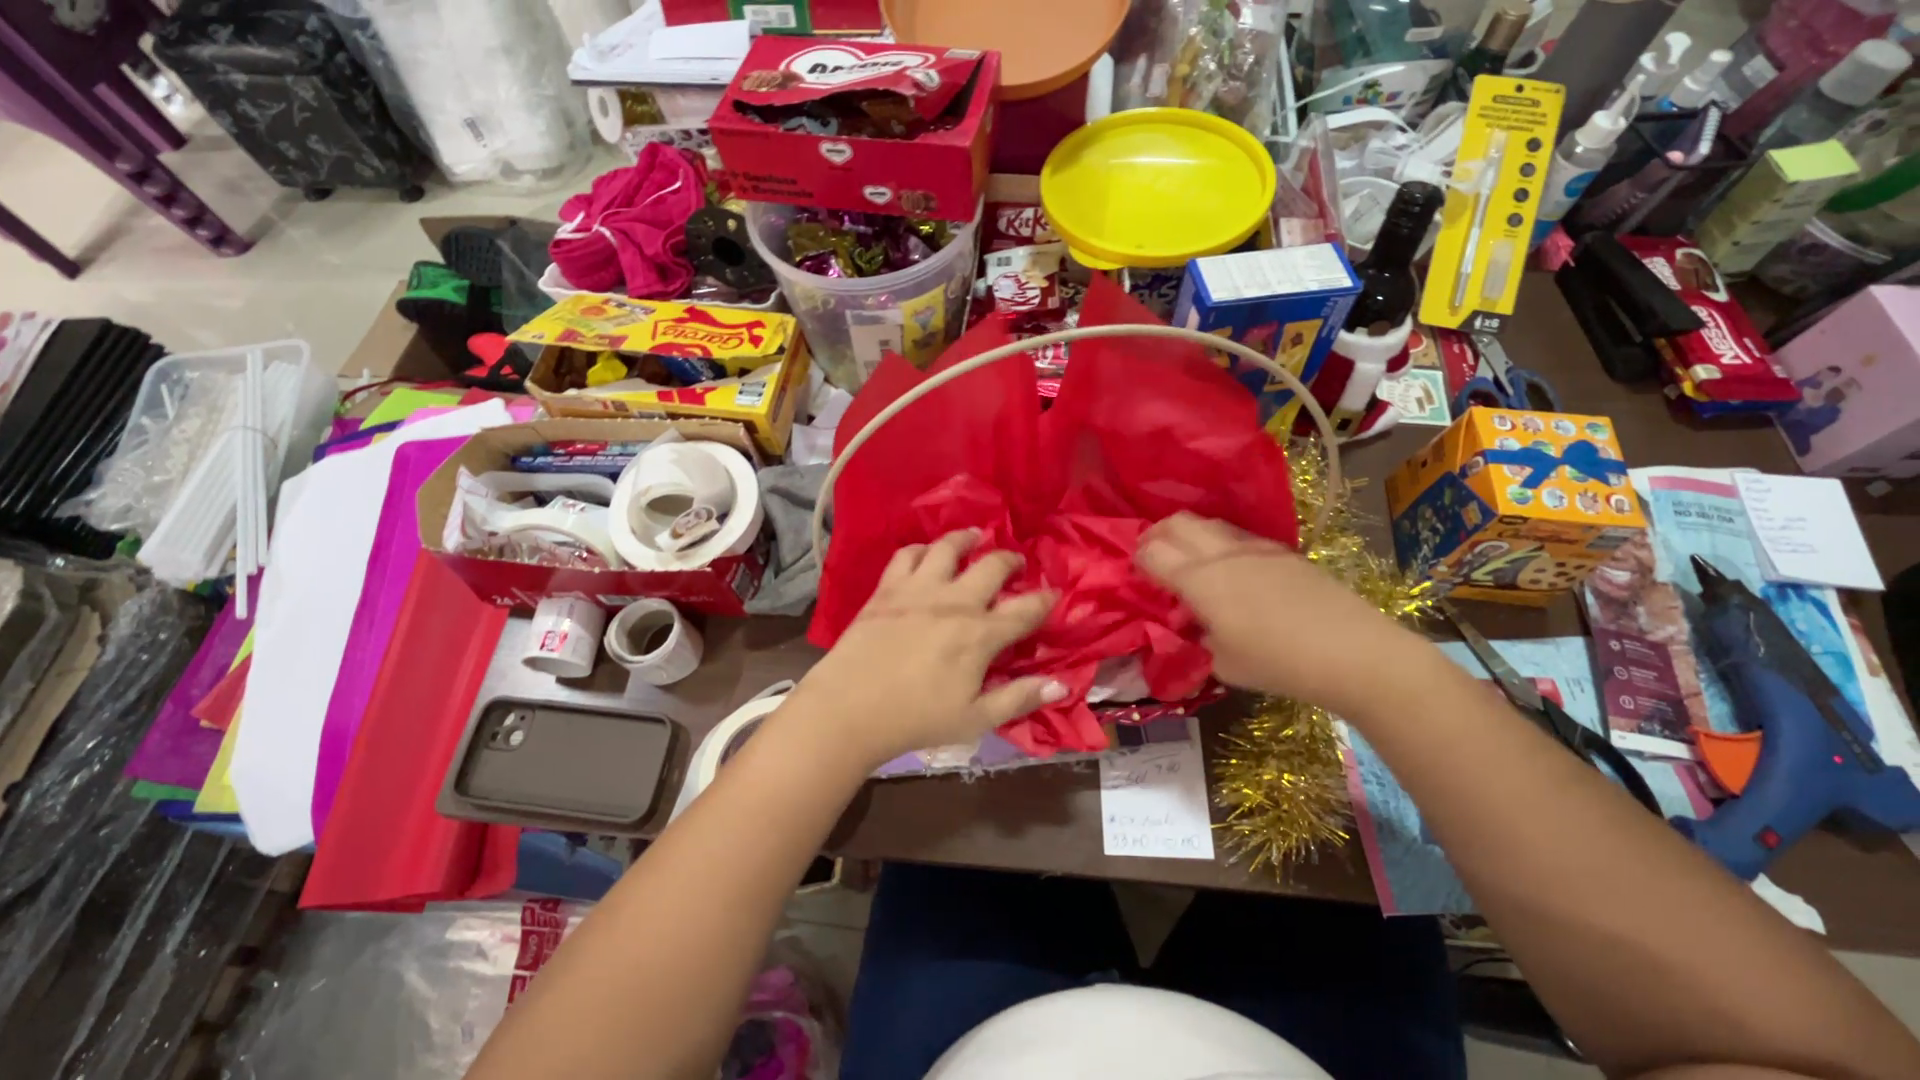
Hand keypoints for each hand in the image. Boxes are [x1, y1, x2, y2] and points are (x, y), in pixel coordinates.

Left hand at [786, 529, 1063, 767]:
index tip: (1053, 594)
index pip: (1025, 609)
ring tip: (976, 537)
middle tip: (1016, 563)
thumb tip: (1061, 685)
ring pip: (948, 547)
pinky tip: (927, 553)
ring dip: (967, 539)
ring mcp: (918, 589)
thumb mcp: (975, 719)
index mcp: (981, 634)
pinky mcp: (886, 589)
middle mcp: (954, 601)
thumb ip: (1019, 699)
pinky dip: (922, 549)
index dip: (1045, 600)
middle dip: (1011, 560)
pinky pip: (907, 555)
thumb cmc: (916, 719)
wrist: (849, 708)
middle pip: (992, 566)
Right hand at [1135, 512, 1429, 717]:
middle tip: (1155, 559)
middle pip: (1177, 523)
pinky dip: (1220, 545)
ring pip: (1209, 524)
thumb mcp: (1223, 664)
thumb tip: (1192, 622)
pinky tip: (1231, 572)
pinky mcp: (1283, 551)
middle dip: (1158, 536)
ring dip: (1190, 536)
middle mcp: (1223, 554)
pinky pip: (1237, 537)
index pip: (1152, 552)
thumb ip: (1198, 637)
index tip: (1139, 576)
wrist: (1354, 652)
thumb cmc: (1280, 664)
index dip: (1138, 560)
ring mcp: (1256, 548)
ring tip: (1190, 562)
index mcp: (1200, 580)